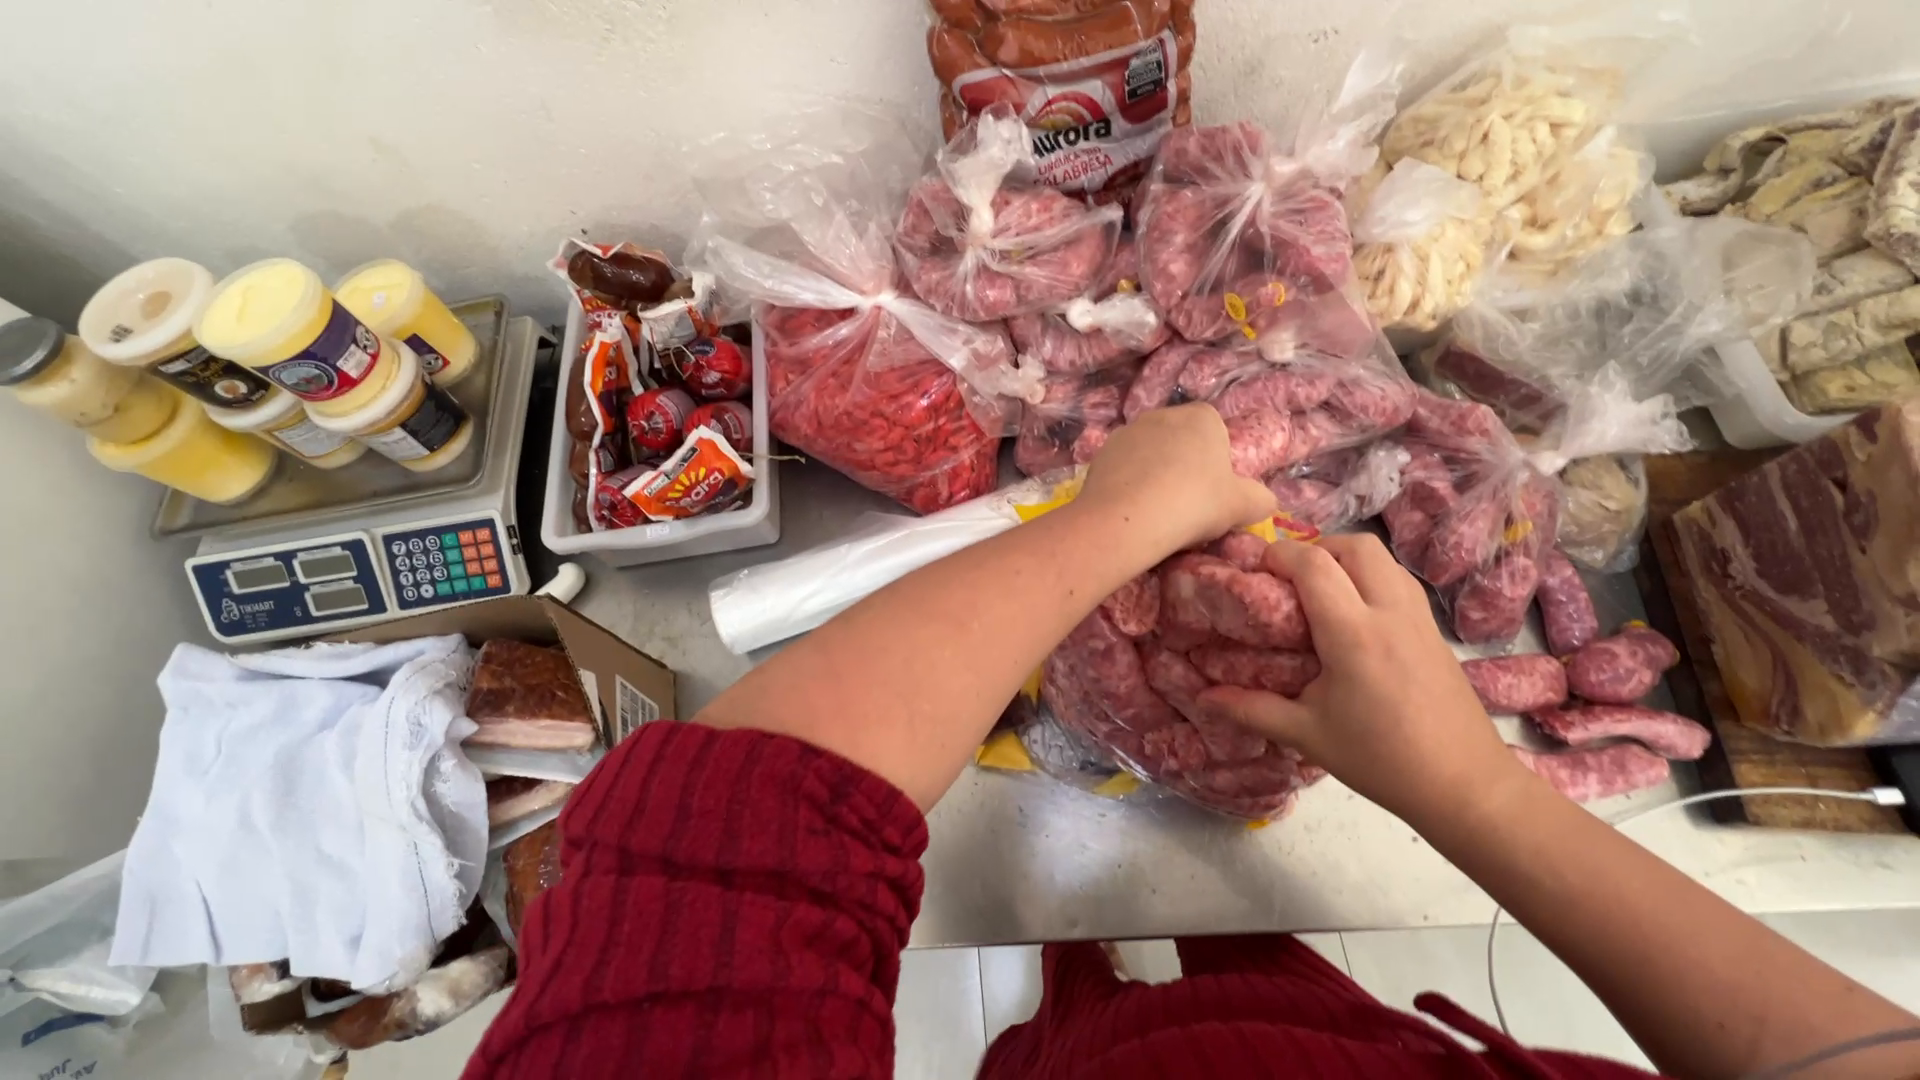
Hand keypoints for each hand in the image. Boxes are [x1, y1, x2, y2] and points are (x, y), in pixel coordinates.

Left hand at [1077, 403, 1276, 553]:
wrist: (1126, 520)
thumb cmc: (1194, 504)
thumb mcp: (1243, 506)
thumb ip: (1260, 499)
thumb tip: (1264, 500)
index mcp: (1201, 417)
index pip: (1215, 430)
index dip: (1217, 461)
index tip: (1215, 491)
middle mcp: (1161, 415)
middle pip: (1179, 441)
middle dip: (1183, 466)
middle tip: (1187, 504)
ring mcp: (1125, 432)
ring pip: (1148, 454)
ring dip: (1153, 475)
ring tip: (1156, 511)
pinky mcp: (1098, 455)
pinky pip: (1122, 470)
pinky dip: (1128, 485)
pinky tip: (1131, 511)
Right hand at [1195, 534, 1526, 823]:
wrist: (1466, 786)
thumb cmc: (1381, 760)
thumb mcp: (1307, 734)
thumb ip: (1252, 708)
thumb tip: (1203, 696)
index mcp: (1354, 633)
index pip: (1314, 564)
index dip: (1279, 555)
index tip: (1254, 570)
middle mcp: (1390, 612)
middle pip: (1356, 546)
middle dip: (1317, 548)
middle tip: (1290, 579)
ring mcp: (1420, 619)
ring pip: (1384, 559)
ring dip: (1347, 561)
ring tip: (1320, 594)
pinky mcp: (1436, 632)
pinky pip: (1400, 583)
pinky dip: (1372, 580)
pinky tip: (1355, 618)